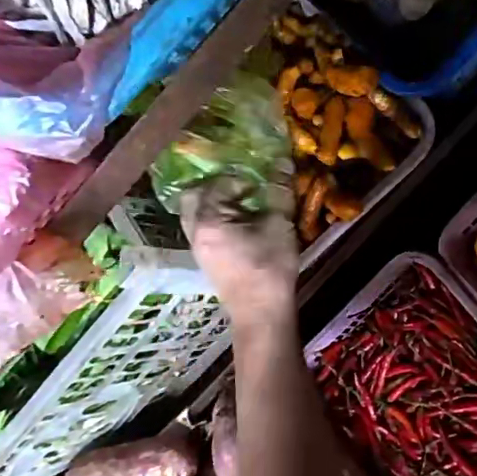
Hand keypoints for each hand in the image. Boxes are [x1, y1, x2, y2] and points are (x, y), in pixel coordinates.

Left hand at [182, 181, 298, 325]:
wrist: (261, 312)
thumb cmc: (270, 266)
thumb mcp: (279, 225)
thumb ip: (278, 192)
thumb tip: (283, 163)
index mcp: (208, 219)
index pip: (217, 184)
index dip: (240, 178)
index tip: (260, 181)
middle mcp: (194, 230)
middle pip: (194, 196)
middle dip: (216, 187)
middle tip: (243, 188)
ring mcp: (196, 247)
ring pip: (196, 214)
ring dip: (215, 204)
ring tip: (244, 206)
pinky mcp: (205, 260)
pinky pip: (202, 229)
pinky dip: (217, 220)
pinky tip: (242, 226)